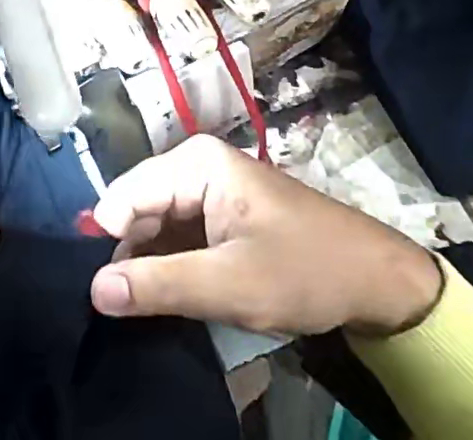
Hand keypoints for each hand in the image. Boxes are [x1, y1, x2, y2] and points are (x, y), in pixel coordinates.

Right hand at [87, 135, 440, 336]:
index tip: (103, 294)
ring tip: (142, 306)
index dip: (108, 242)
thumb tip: (94, 291)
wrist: (377, 281)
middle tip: (123, 308)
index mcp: (195, 163)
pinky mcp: (217, 212)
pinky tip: (166, 295)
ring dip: (148, 264)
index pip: (125, 196)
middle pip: (137, 208)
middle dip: (127, 254)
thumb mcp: (231, 285)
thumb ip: (159, 285)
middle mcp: (194, 166)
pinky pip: (175, 234)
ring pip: (154, 224)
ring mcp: (206, 187)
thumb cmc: (306, 271)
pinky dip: (168, 264)